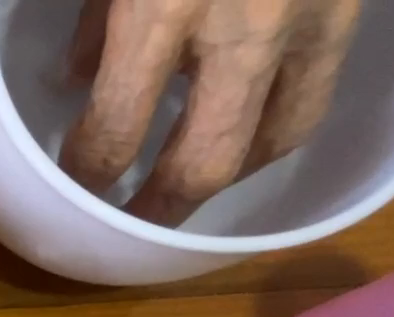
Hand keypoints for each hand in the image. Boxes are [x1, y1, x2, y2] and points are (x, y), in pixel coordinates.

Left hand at [62, 0, 361, 224]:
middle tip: (131, 219)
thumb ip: (92, 19)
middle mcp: (249, 24)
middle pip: (208, 162)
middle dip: (162, 204)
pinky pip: (322, 83)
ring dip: (231, 172)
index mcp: (165, 10)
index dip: (85, 175)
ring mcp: (319, 11)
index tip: (71, 186)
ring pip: (282, 133)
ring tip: (187, 186)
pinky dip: (279, 121)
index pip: (112, 135)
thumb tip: (73, 81)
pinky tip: (245, 126)